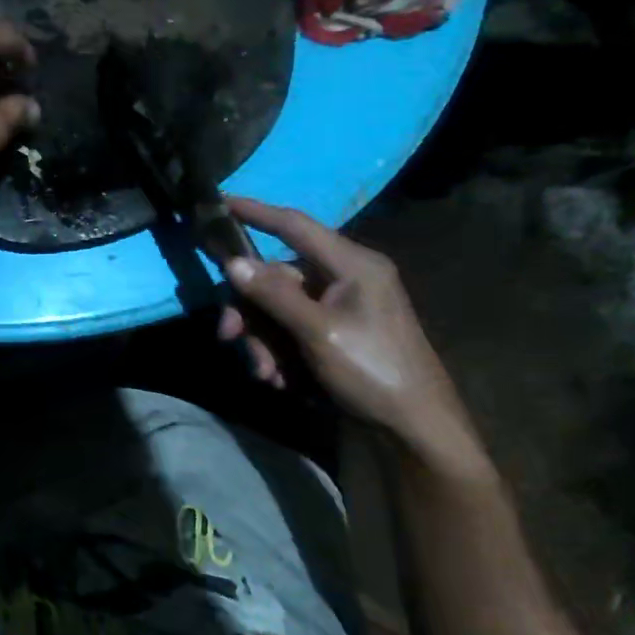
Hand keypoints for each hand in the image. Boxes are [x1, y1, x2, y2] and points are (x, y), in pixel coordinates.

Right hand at [217, 198, 477, 454]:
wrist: (414, 432)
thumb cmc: (374, 372)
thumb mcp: (318, 332)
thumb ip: (274, 295)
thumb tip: (231, 262)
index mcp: (352, 266)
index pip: (295, 225)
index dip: (256, 212)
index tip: (220, 202)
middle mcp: (344, 279)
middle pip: (274, 278)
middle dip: (250, 312)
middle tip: (229, 338)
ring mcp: (338, 308)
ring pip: (276, 308)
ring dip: (262, 341)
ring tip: (266, 374)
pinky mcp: (333, 333)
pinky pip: (288, 330)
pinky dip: (277, 353)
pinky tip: (281, 380)